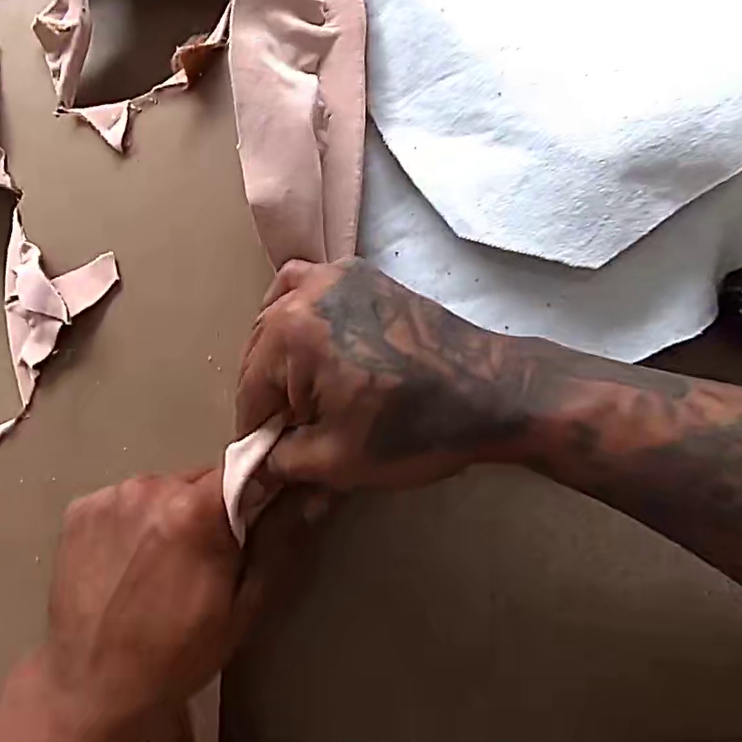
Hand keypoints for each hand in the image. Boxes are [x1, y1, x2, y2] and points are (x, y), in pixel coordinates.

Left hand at [37, 469, 258, 741]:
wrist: (92, 689)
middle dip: (208, 508)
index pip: (239, 467)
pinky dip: (131, 521)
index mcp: (193, 511)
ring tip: (160, 565)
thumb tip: (309, 494)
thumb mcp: (244, 607)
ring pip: (160, 489)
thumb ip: (278, 542)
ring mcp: (108, 497)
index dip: (251, 488)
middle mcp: (148, 489)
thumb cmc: (176, 656)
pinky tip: (126, 563)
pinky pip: (123, 501)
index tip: (252, 513)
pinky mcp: (79, 510)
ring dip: (169, 513)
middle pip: (198, 479)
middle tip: (203, 557)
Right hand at [235, 259, 538, 490]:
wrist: (492, 390)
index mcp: (290, 332)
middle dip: (269, 394)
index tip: (270, 457)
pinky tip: (311, 340)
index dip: (256, 432)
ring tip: (303, 390)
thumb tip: (256, 467)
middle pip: (259, 353)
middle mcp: (304, 291)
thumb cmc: (413, 428)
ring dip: (278, 355)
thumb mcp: (336, 461)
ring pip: (277, 317)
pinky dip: (297, 312)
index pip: (249, 392)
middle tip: (294, 430)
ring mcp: (334, 274)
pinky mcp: (360, 274)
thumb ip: (281, 464)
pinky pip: (308, 286)